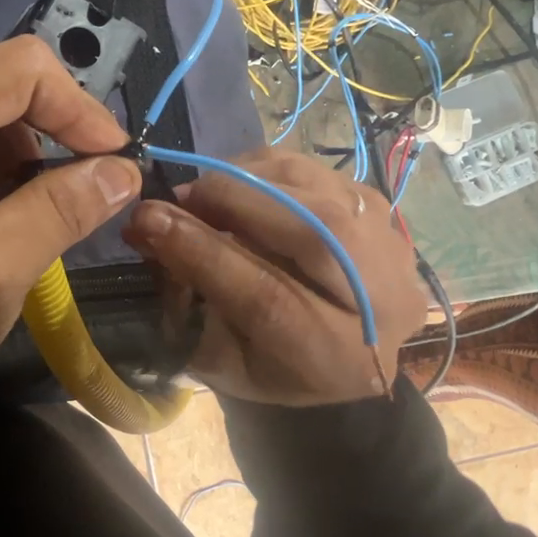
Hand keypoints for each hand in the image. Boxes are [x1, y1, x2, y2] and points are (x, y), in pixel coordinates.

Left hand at [0, 37, 141, 414]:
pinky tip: (6, 213)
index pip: (22, 68)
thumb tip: (124, 171)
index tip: (113, 163)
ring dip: (29, 153)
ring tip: (45, 213)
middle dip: (56, 131)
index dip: (78, 107)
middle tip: (88, 192)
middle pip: (4, 82)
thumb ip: (62, 208)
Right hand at [122, 148, 423, 405]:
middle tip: (178, 197)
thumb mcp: (217, 354)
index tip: (146, 218)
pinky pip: (317, 171)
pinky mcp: (382, 212)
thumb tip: (146, 225)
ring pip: (316, 188)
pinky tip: (240, 186)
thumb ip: (184, 294)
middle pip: (312, 227)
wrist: (344, 364)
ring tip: (207, 193)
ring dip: (248, 177)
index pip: (267, 294)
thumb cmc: (269, 367)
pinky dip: (269, 169)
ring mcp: (391, 249)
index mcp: (332, 355)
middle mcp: (382, 301)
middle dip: (231, 199)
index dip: (202, 248)